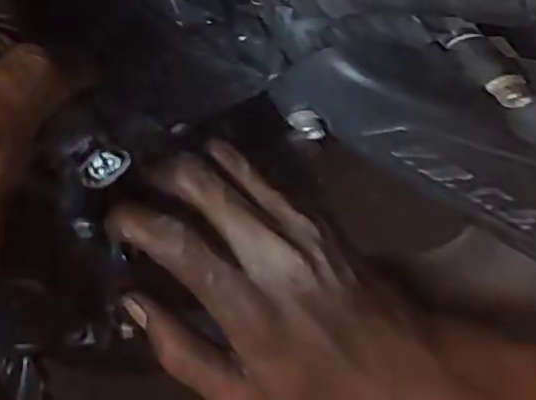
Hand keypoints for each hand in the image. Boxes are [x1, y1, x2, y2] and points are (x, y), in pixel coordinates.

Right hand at [110, 141, 472, 399]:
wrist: (422, 386)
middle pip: (197, 182)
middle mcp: (270, 254)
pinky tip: (206, 166)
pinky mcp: (315, 214)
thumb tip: (131, 300)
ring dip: (185, 159)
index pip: (176, 241)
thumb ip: (181, 351)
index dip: (133, 219)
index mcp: (249, 309)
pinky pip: (258, 170)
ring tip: (162, 170)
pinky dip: (222, 159)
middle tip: (134, 183)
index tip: (114, 219)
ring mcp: (297, 227)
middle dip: (154, 173)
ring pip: (225, 163)